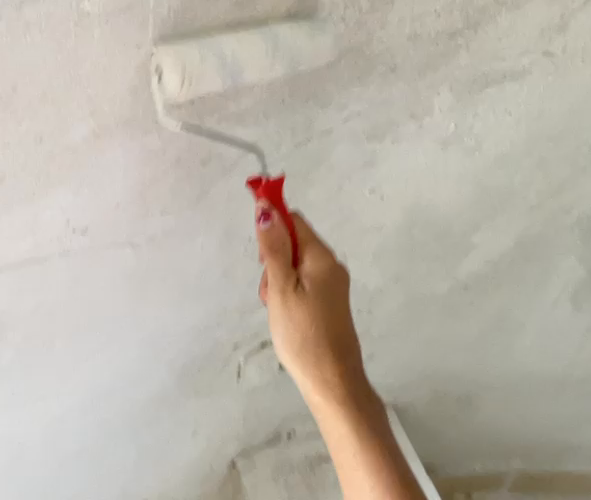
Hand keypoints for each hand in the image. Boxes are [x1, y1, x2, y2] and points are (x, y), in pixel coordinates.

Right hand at [256, 201, 368, 408]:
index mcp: (321, 257)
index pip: (293, 220)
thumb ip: (272, 246)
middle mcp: (331, 265)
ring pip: (295, 264)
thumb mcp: (280, 287)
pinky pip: (303, 282)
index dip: (271, 223)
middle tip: (267, 289)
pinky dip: (288, 291)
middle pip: (293, 241)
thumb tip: (266, 206)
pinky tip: (284, 314)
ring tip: (275, 307)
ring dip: (278, 278)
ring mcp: (332, 285)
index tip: (257, 252)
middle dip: (272, 257)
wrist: (333, 384)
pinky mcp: (330, 303)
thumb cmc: (303, 334)